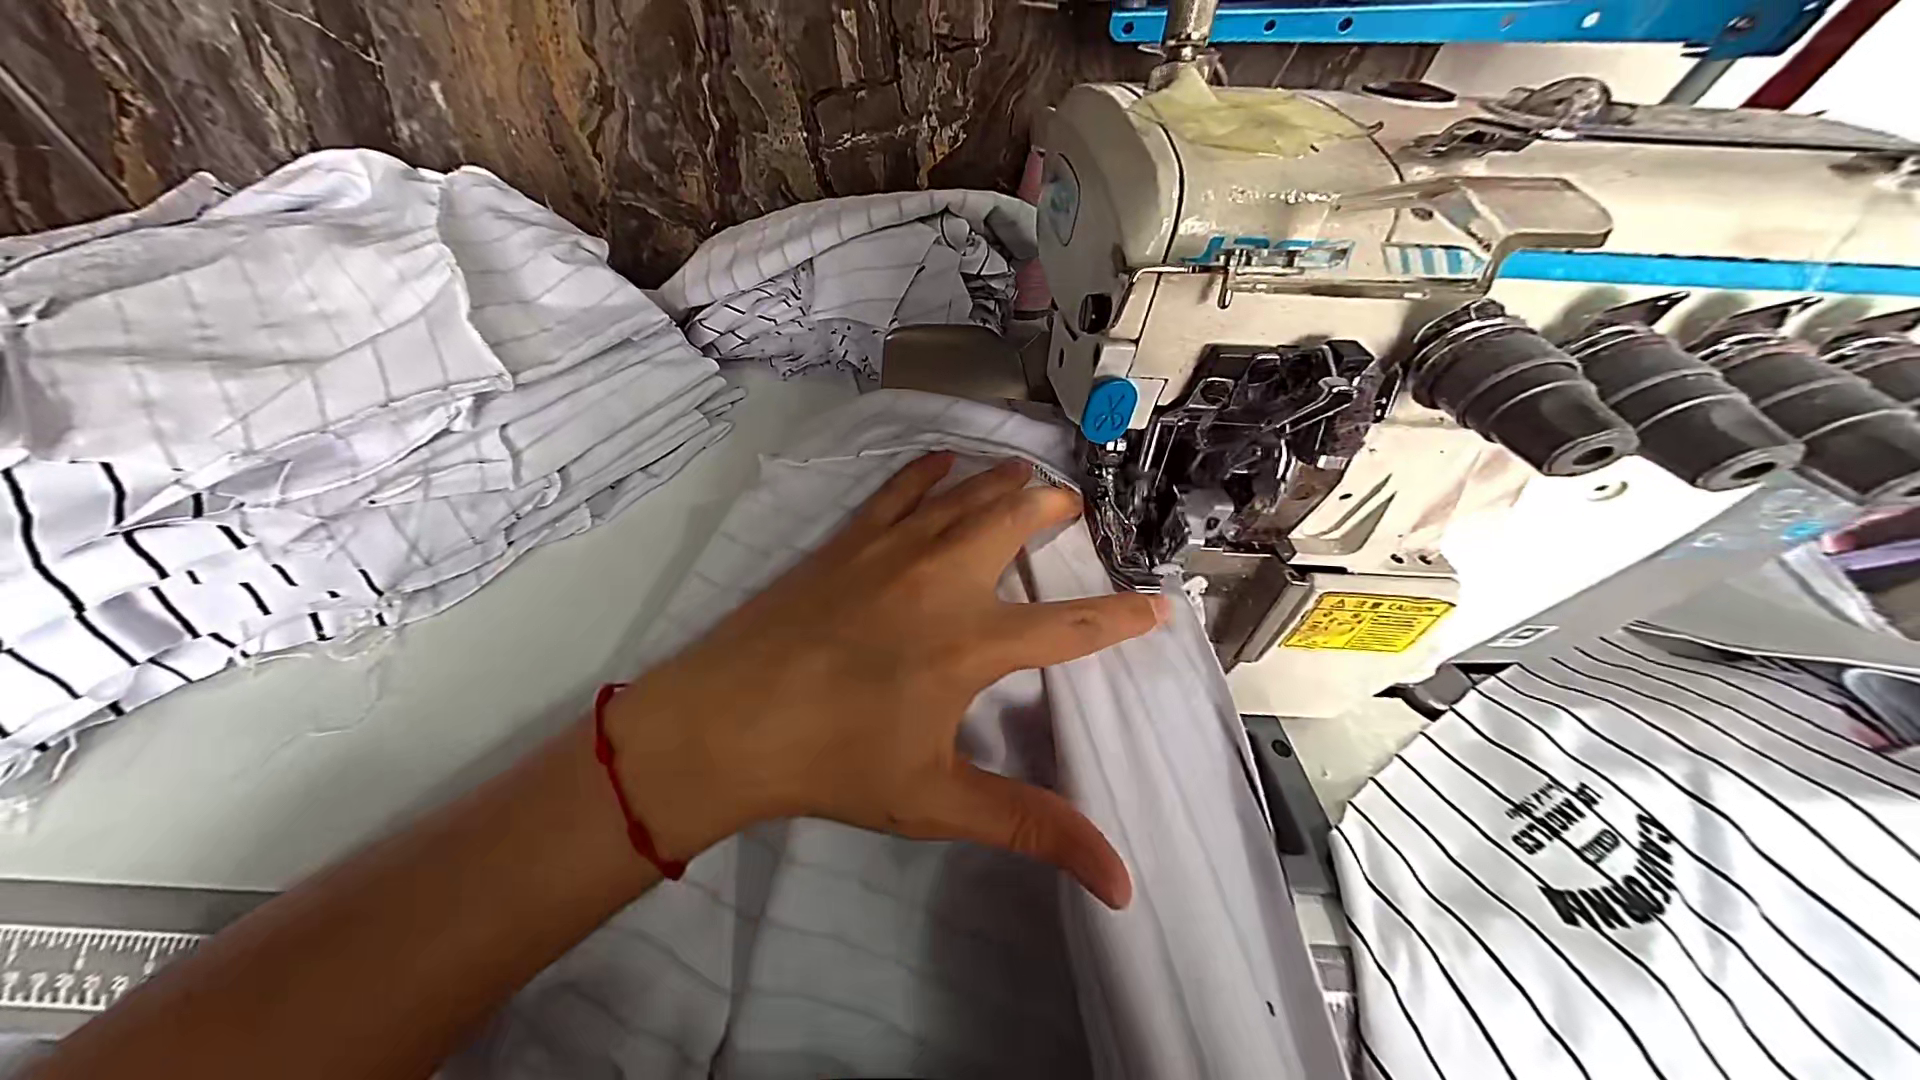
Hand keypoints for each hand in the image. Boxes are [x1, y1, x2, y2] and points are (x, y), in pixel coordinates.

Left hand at [601, 452, 1167, 908]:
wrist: (724, 724)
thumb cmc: (833, 762)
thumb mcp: (936, 800)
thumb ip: (1029, 827)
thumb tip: (1118, 882)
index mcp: (972, 643)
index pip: (1070, 626)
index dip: (1122, 618)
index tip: (1159, 605)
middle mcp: (942, 580)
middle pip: (1015, 523)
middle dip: (1053, 510)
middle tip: (1074, 506)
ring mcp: (892, 550)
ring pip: (964, 495)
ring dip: (1003, 482)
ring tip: (1028, 475)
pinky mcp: (848, 541)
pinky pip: (899, 489)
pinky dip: (929, 471)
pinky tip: (945, 462)